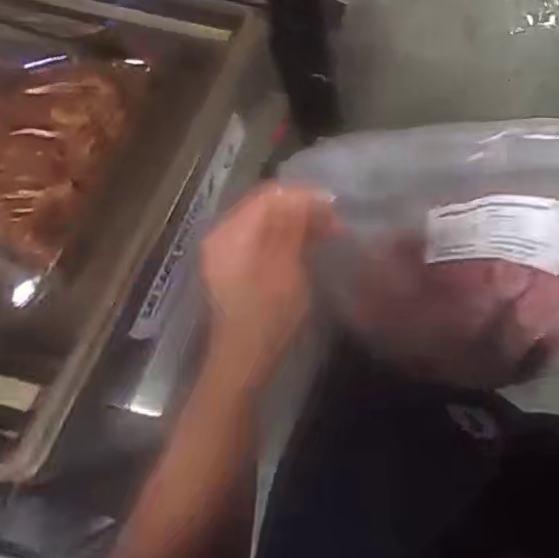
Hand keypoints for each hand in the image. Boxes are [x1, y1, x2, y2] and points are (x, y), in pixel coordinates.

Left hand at [198, 181, 332, 385]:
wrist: (244, 362)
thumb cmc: (269, 315)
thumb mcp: (287, 266)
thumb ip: (292, 225)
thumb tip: (304, 196)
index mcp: (231, 231)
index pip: (269, 196)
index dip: (303, 196)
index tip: (335, 207)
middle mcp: (223, 235)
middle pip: (266, 206)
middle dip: (301, 208)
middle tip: (335, 222)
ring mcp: (226, 252)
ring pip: (265, 222)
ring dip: (296, 223)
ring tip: (328, 232)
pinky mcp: (234, 268)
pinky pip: (261, 239)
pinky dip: (285, 238)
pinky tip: (308, 246)